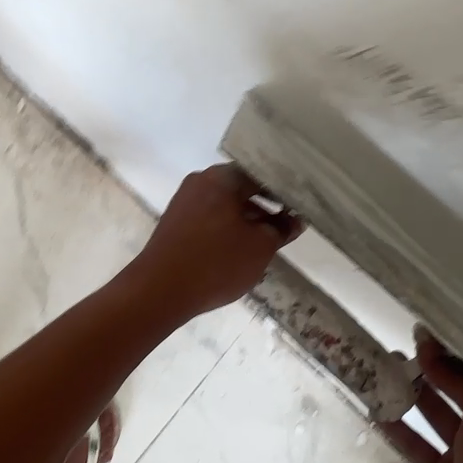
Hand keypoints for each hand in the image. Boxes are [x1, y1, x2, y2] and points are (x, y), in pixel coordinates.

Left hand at [122, 164, 301, 322]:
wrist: (160, 289)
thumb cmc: (216, 262)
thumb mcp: (260, 247)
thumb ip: (281, 229)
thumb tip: (294, 220)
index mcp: (221, 178)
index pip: (261, 174)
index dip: (284, 190)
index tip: (301, 205)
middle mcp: (200, 182)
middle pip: (241, 188)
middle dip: (265, 206)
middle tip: (288, 226)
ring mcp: (184, 201)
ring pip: (225, 204)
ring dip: (247, 219)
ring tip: (268, 242)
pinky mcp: (175, 222)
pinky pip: (209, 217)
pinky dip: (227, 228)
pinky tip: (239, 249)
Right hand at [380, 327, 462, 462]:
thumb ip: (458, 379)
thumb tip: (425, 341)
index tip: (443, 323)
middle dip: (439, 367)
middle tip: (411, 336)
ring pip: (438, 412)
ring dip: (414, 390)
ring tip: (388, 361)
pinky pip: (417, 440)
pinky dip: (397, 424)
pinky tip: (375, 403)